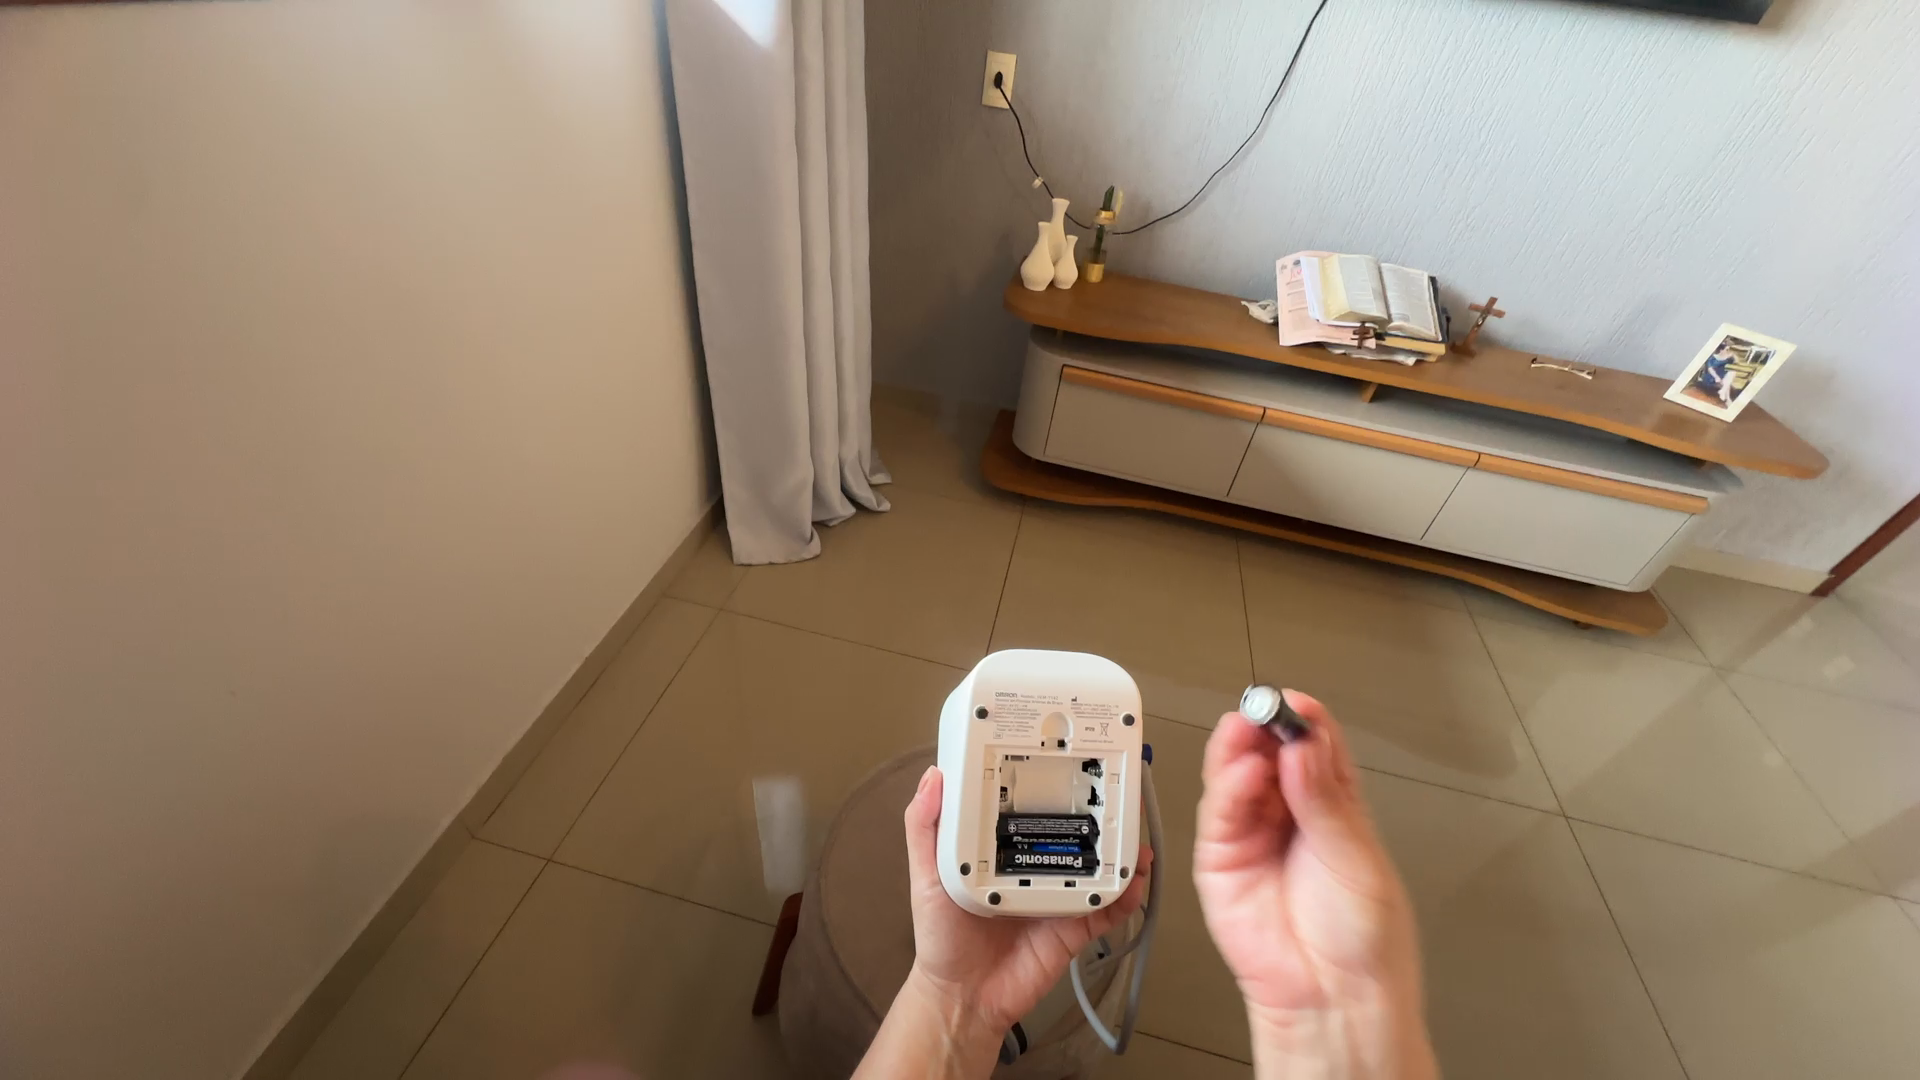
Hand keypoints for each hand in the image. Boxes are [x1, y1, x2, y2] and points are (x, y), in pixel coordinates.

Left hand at [902, 765, 1150, 1029]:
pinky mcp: (1072, 928)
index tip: (1059, 754)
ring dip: (1119, 846)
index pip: (1025, 806)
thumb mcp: (925, 876)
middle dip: (1095, 809)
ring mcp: (1056, 895)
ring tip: (1134, 826)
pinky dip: (1125, 894)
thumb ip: (924, 829)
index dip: (1043, 781)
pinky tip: (1137, 877)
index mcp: (1000, 848)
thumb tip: (933, 776)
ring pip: (1095, 864)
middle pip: (1069, 830)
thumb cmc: (941, 936)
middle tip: (1114, 785)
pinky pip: (1105, 909)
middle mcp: (1032, 864)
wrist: (964, 1000)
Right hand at [1193, 692, 1435, 1077]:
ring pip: (1236, 771)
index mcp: (1330, 803)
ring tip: (1247, 728)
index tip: (1296, 702)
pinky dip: (1228, 785)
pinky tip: (1245, 771)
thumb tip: (1304, 744)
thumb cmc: (1362, 939)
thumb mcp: (1357, 859)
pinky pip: (1219, 809)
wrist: (1331, 1000)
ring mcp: (1251, 828)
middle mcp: (1287, 808)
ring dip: (1240, 747)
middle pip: (1268, 752)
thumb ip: (1325, 800)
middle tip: (1264, 708)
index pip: (1313, 747)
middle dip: (1264, 726)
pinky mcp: (1219, 852)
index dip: (1303, 720)